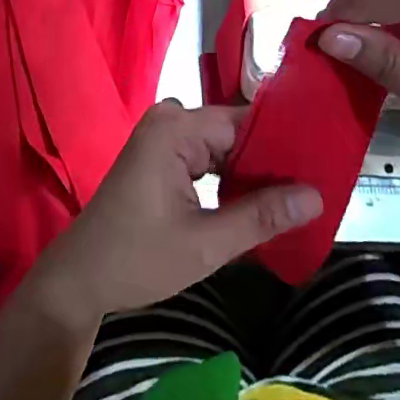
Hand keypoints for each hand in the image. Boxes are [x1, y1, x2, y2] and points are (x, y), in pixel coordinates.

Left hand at [21, 101, 322, 326]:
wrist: (79, 280)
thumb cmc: (136, 260)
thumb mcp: (205, 245)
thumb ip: (261, 217)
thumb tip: (316, 197)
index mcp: (175, 129)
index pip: (245, 123)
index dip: (283, 144)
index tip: (321, 165)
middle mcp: (169, 119)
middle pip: (235, 132)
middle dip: (270, 160)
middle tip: (315, 185)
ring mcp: (162, 135)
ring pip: (223, 145)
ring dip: (251, 170)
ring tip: (296, 193)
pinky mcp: (161, 153)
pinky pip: (207, 154)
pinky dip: (229, 175)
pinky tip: (258, 197)